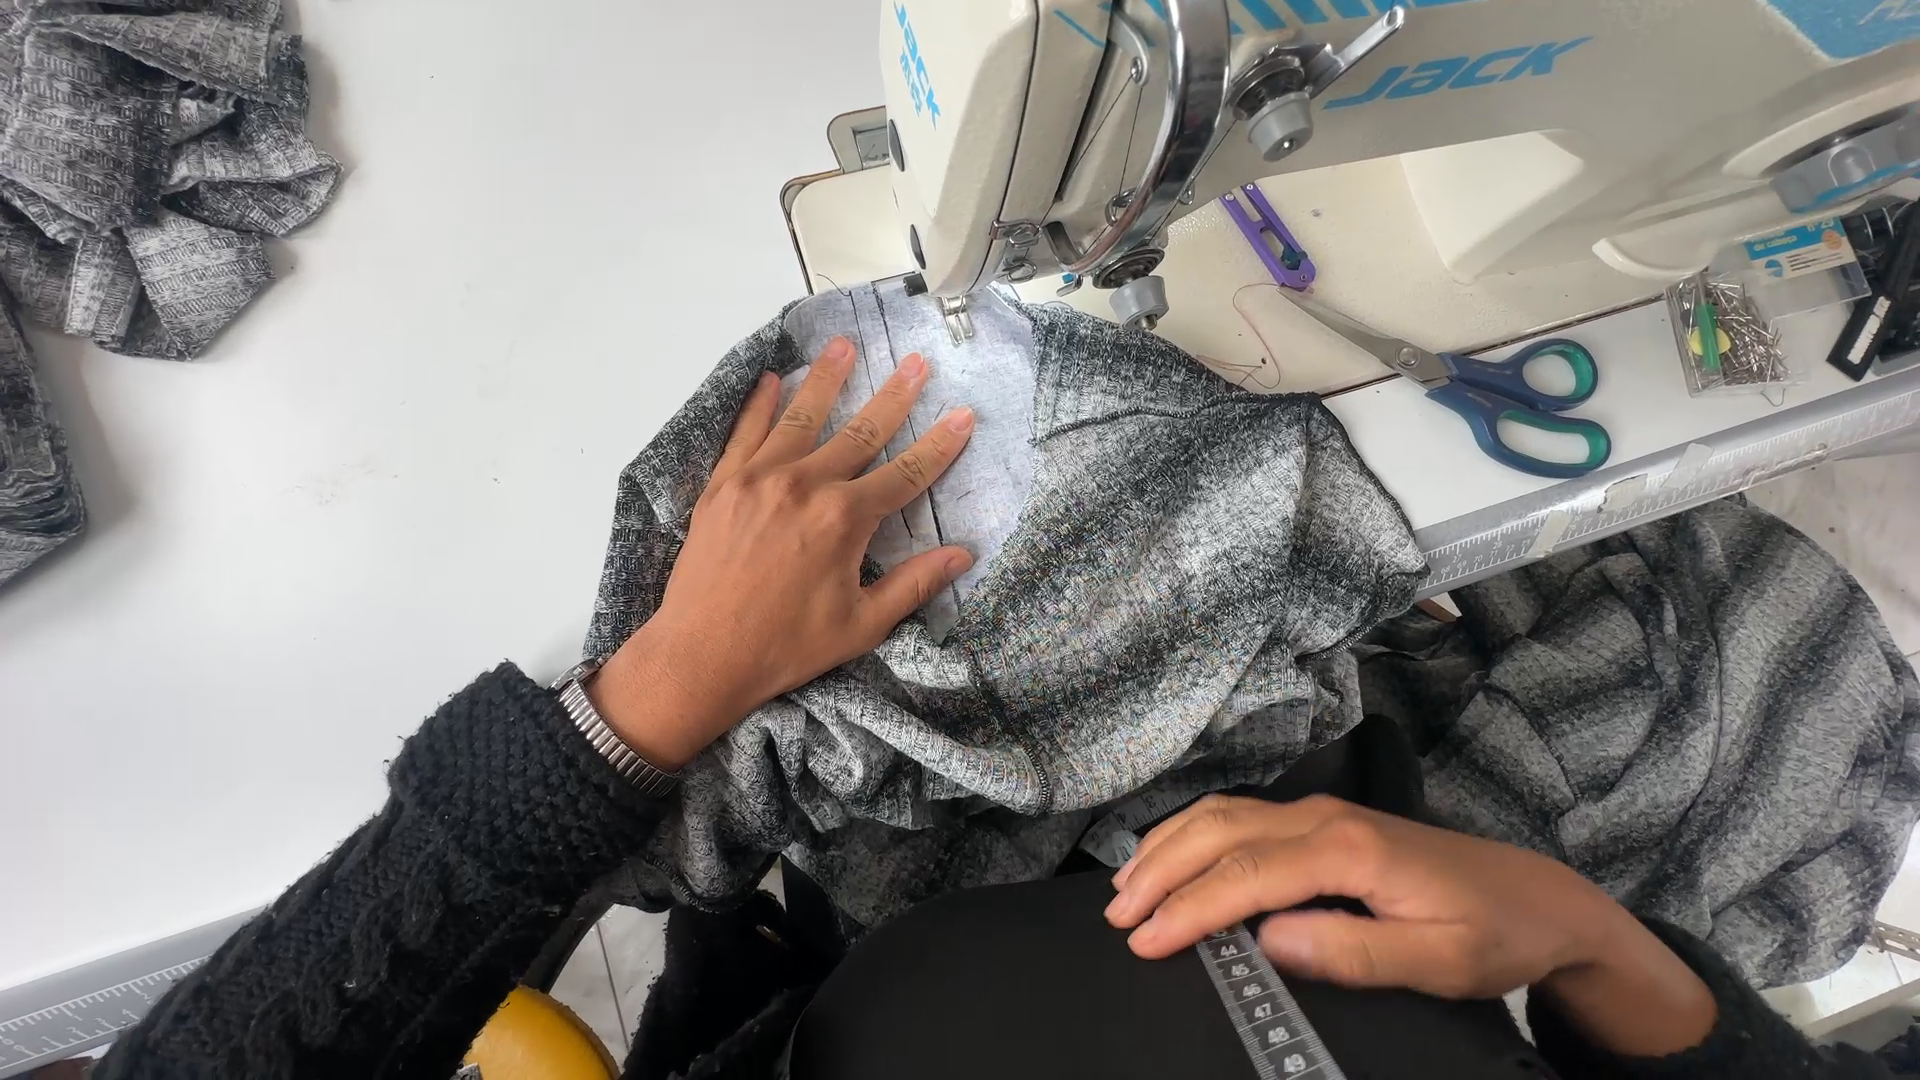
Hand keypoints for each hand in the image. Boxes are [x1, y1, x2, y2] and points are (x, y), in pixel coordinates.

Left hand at [589, 336, 974, 769]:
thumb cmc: (787, 646)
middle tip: (916, 362)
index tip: (963, 417)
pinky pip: (745, 432)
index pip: (905, 474)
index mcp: (845, 520)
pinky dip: (759, 404)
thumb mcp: (862, 624)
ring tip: (843, 345)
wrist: (701, 656)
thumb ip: (914, 584)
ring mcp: (759, 478)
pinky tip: (771, 379)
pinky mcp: (723, 484)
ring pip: (801, 418)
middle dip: (894, 396)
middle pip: (860, 433)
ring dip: (827, 380)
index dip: (939, 446)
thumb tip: (964, 555)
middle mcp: (805, 485)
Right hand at [1105, 794, 1715, 1055]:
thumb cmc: (1488, 933)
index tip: (1146, 940)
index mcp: (1345, 850)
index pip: (1245, 876)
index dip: (1189, 907)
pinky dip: (1189, 832)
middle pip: (1217, 832)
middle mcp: (1316, 817)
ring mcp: (1311, 810)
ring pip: (1218, 814)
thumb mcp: (1437, 962)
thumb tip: (1267, 940)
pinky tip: (1171, 853)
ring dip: (1166, 845)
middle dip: (1161, 871)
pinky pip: (1233, 814)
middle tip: (1118, 913)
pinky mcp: (1310, 816)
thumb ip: (1352, 952)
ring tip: (1125, 883)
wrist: (1532, 892)